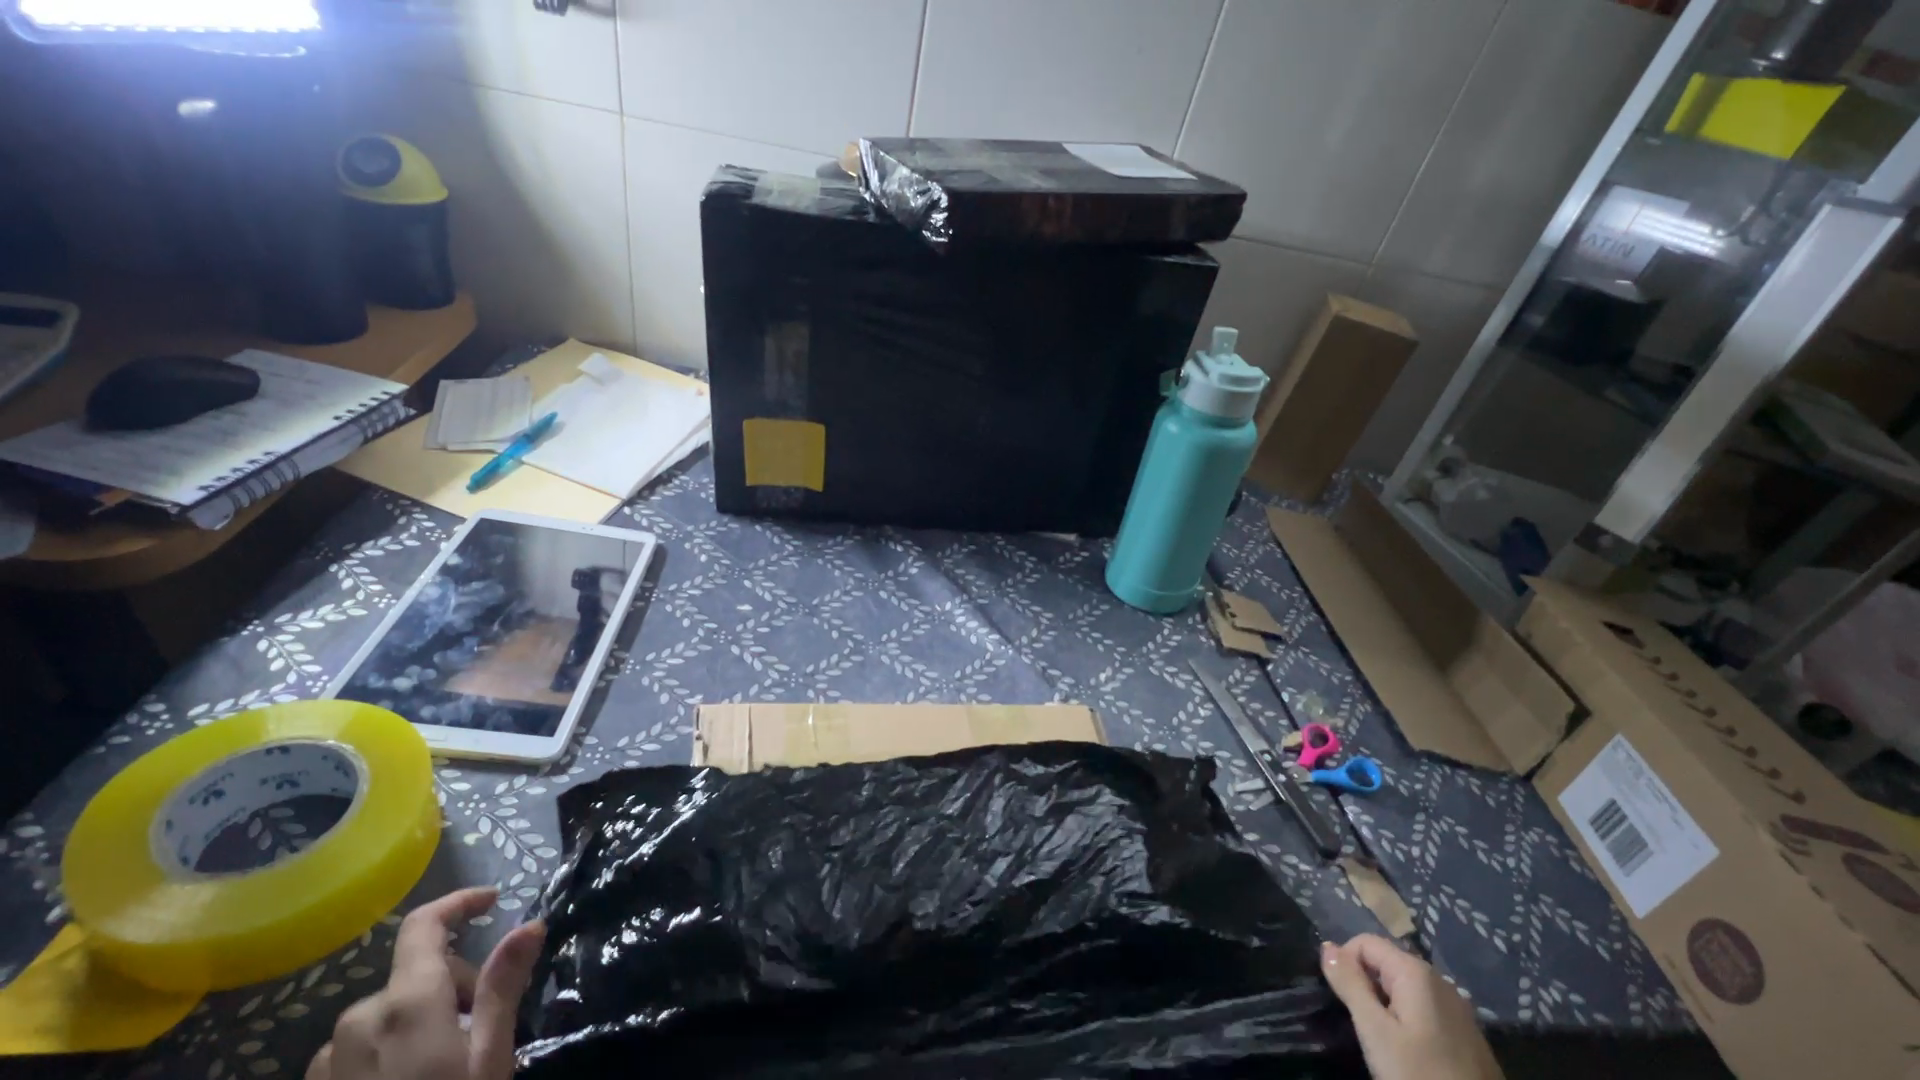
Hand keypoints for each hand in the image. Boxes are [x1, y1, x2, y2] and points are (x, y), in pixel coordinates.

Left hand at [306, 887, 545, 1079]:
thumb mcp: (489, 1059)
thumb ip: (503, 987)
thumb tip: (530, 925)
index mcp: (406, 1003)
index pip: (424, 926)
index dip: (459, 904)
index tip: (492, 900)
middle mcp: (358, 1018)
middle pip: (415, 976)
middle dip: (453, 989)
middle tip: (481, 1033)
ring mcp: (328, 1057)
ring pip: (387, 1013)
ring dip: (419, 1023)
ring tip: (443, 1067)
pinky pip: (357, 1047)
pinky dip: (387, 1050)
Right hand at [1320, 934, 1502, 1079]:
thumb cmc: (1420, 1074)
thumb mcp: (1375, 1031)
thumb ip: (1350, 985)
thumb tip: (1327, 945)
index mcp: (1416, 972)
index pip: (1365, 942)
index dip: (1345, 964)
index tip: (1343, 1001)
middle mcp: (1439, 980)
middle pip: (1385, 963)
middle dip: (1364, 985)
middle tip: (1361, 1025)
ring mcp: (1456, 1006)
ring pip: (1403, 987)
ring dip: (1384, 1004)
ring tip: (1382, 1041)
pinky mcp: (1464, 1030)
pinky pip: (1423, 1008)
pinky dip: (1405, 1018)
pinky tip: (1408, 1051)